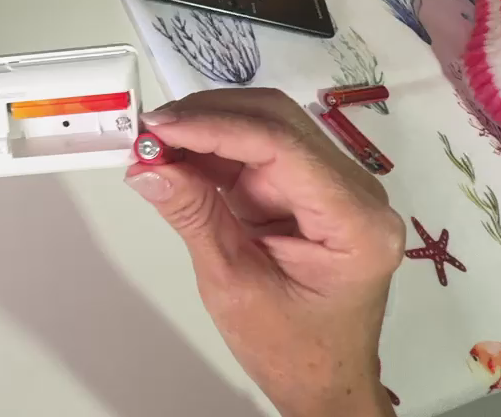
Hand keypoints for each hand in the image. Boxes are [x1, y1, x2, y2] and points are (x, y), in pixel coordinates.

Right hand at [125, 88, 402, 416]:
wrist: (321, 383)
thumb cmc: (291, 350)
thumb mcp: (233, 285)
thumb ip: (193, 216)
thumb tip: (145, 166)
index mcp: (354, 222)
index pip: (280, 145)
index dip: (214, 128)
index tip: (157, 128)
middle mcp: (352, 190)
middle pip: (275, 120)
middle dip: (206, 117)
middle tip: (149, 130)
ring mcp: (328, 182)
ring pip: (262, 122)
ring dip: (204, 125)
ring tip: (155, 142)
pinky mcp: (301, 183)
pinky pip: (252, 145)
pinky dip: (209, 144)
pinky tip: (175, 152)